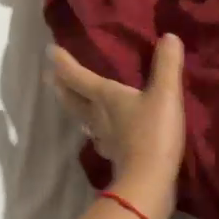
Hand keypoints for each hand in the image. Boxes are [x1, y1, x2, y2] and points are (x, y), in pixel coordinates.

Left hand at [48, 34, 186, 218]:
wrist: (149, 182)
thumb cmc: (153, 133)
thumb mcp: (165, 94)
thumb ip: (167, 65)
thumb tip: (169, 36)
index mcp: (104, 97)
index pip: (76, 76)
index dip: (62, 62)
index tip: (49, 51)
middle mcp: (96, 116)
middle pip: (72, 98)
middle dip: (61, 86)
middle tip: (50, 77)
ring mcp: (103, 138)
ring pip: (82, 118)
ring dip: (74, 107)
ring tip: (71, 99)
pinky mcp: (113, 155)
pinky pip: (99, 136)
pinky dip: (95, 129)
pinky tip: (101, 132)